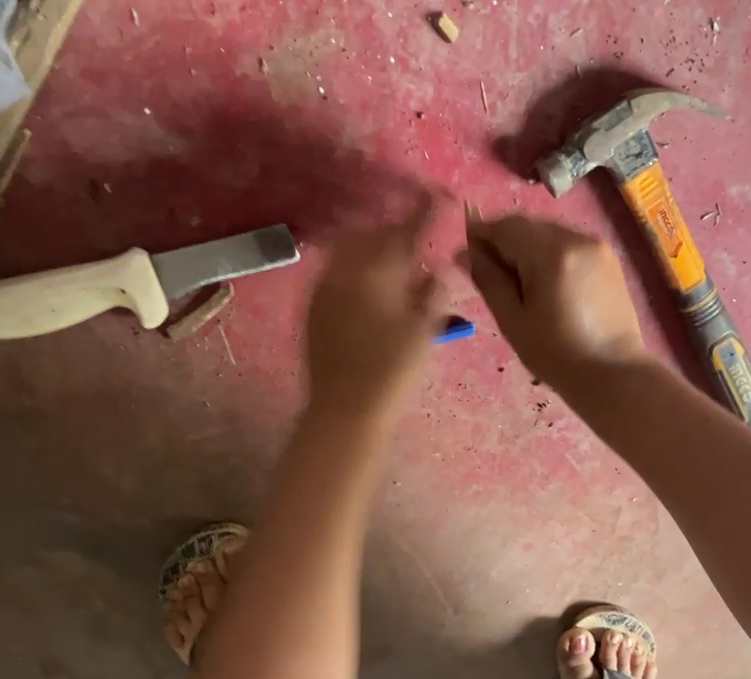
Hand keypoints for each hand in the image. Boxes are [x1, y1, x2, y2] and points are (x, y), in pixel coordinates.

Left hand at [304, 196, 446, 418]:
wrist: (344, 410)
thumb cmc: (392, 372)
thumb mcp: (424, 330)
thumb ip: (433, 291)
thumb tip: (437, 267)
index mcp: (376, 270)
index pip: (405, 230)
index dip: (424, 211)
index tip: (438, 195)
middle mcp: (344, 270)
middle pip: (370, 235)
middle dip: (393, 233)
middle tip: (413, 243)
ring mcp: (322, 289)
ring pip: (347, 253)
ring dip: (370, 251)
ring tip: (390, 267)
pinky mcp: (312, 311)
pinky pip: (333, 274)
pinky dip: (353, 272)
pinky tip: (367, 291)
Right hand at [462, 212, 653, 389]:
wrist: (613, 374)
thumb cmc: (556, 355)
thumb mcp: (513, 321)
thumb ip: (488, 280)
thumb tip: (465, 252)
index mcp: (551, 253)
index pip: (505, 227)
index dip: (480, 235)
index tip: (463, 253)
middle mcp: (576, 238)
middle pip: (528, 226)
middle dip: (504, 242)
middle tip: (487, 272)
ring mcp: (596, 246)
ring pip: (549, 234)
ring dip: (526, 248)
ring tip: (516, 282)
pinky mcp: (608, 259)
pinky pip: (569, 245)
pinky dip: (549, 255)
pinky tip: (544, 283)